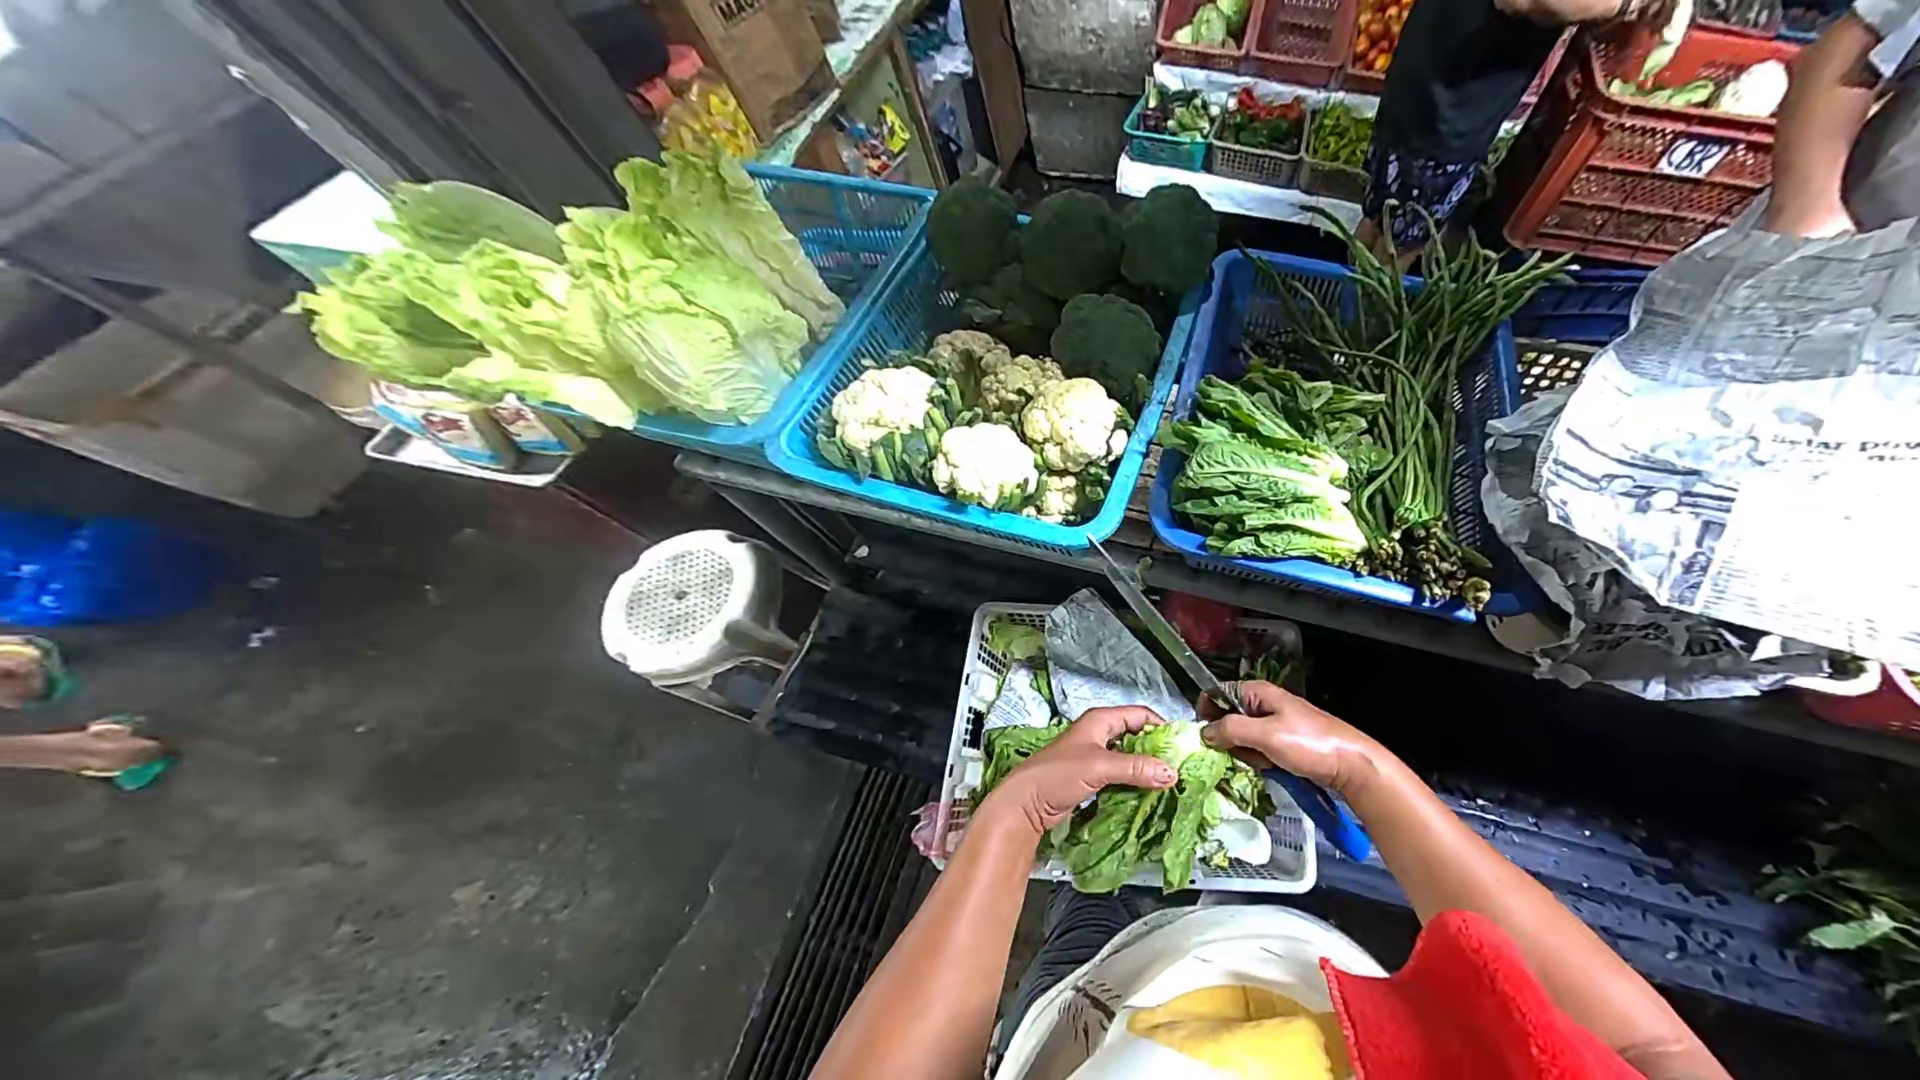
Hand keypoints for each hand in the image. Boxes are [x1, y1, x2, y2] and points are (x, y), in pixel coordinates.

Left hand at [983, 706, 1177, 835]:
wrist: (1026, 803)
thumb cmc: (1056, 775)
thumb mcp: (1099, 766)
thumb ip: (1135, 768)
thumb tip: (1171, 772)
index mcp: (1099, 721)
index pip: (1139, 715)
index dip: (1162, 726)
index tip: (1184, 745)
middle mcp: (1099, 735)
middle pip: (1137, 736)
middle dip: (1158, 750)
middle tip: (1181, 768)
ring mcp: (1096, 757)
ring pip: (1130, 758)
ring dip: (1148, 769)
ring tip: (1171, 784)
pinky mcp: (1093, 777)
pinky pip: (1122, 776)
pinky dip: (1136, 783)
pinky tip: (1150, 795)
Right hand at [1199, 681, 1390, 797]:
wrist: (1354, 767)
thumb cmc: (1310, 745)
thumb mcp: (1265, 735)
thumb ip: (1229, 729)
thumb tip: (1204, 732)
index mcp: (1257, 692)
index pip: (1216, 694)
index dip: (1206, 712)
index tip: (1205, 735)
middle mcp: (1264, 703)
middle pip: (1227, 717)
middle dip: (1226, 737)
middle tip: (1237, 752)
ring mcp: (1275, 724)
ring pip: (1241, 736)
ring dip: (1243, 752)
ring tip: (1259, 762)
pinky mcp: (1284, 743)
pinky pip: (1257, 748)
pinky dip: (1257, 759)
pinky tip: (1269, 768)